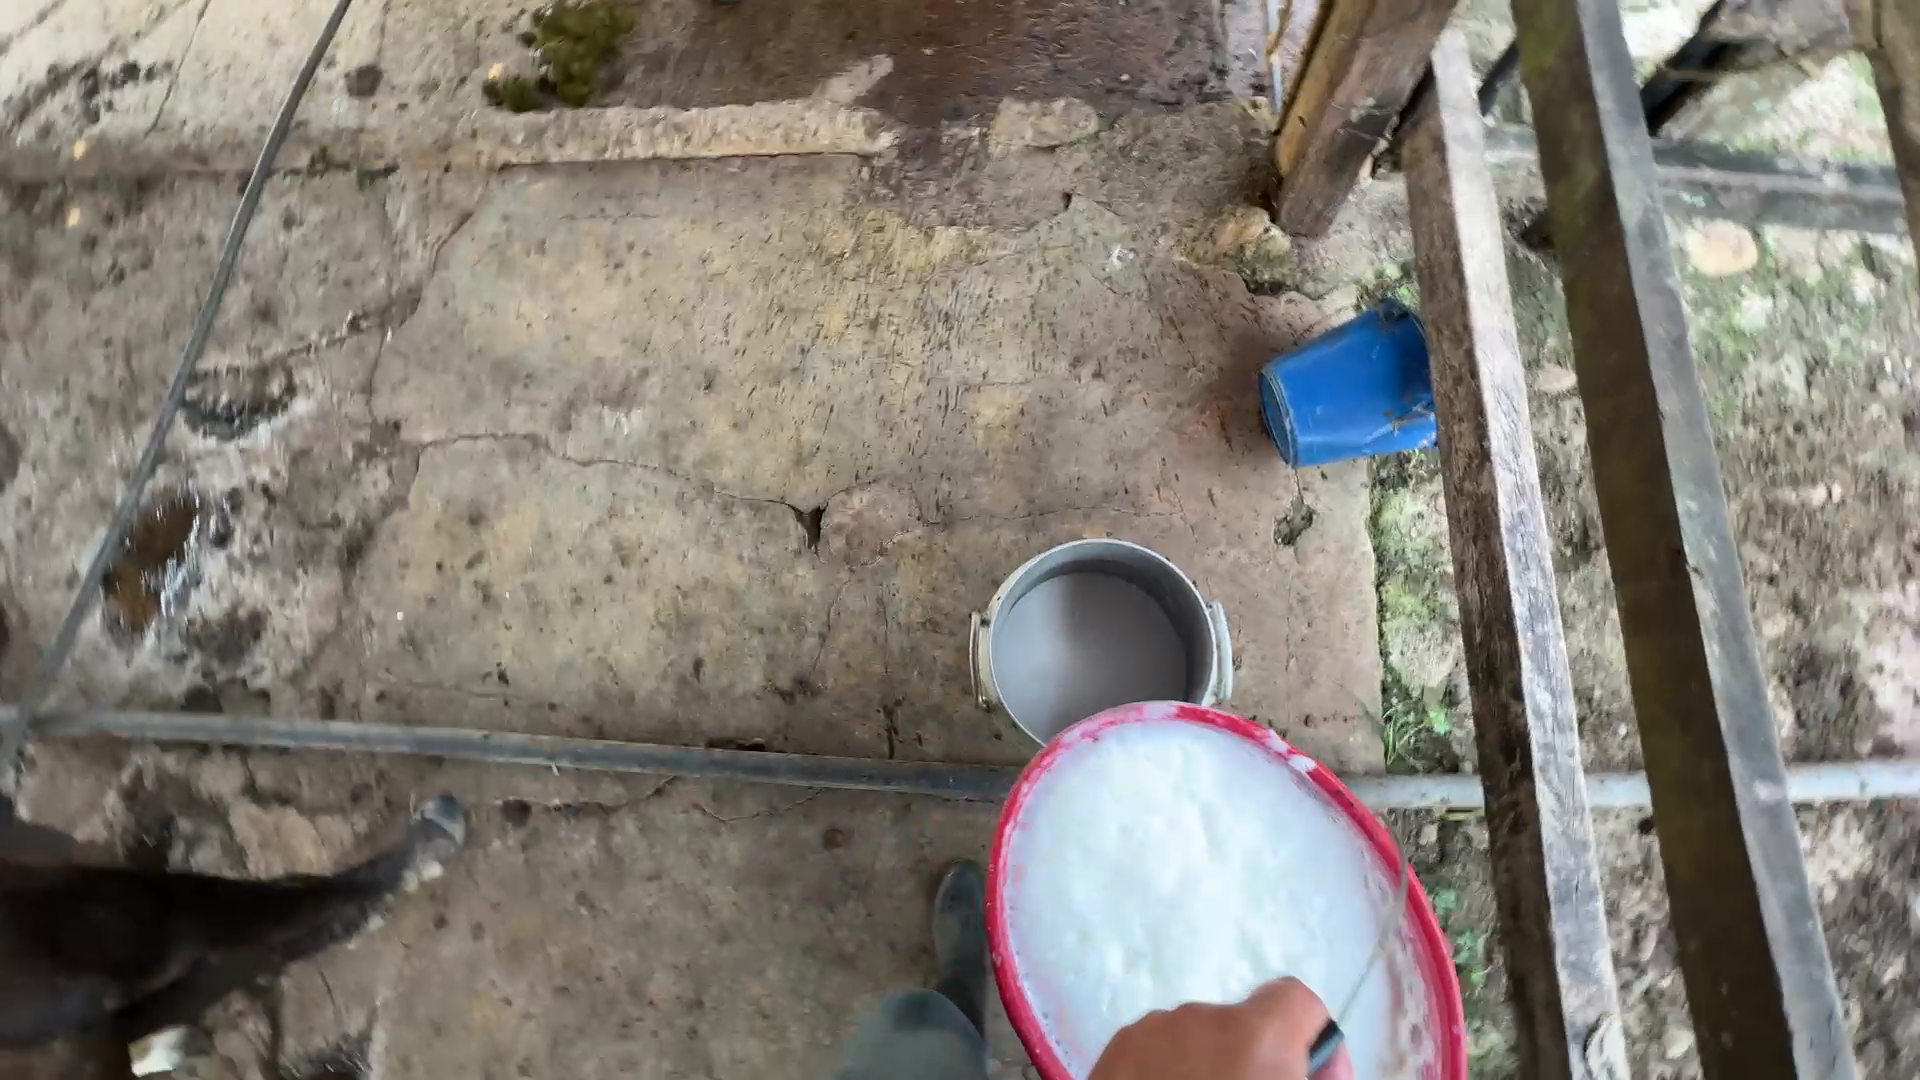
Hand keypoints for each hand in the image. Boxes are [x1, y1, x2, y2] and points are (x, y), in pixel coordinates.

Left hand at [1087, 977, 1355, 1079]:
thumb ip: (1307, 1077)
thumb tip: (1305, 1073)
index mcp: (1256, 1037)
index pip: (1297, 999)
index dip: (1315, 1040)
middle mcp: (1203, 1017)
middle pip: (1246, 1029)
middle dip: (1257, 1067)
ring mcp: (1154, 1027)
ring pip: (1200, 1041)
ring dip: (1212, 1072)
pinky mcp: (1118, 1045)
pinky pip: (1160, 1049)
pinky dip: (1171, 1075)